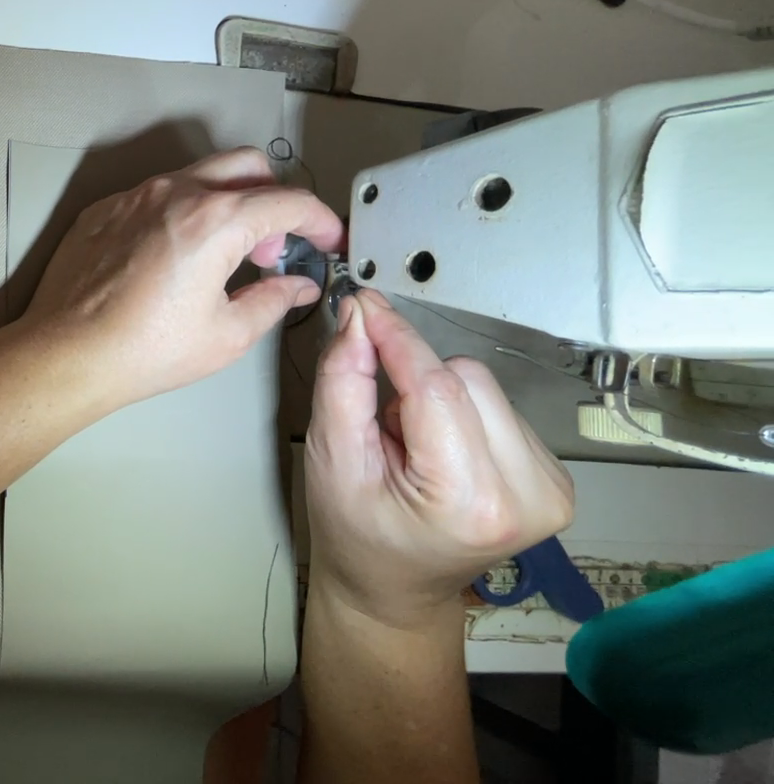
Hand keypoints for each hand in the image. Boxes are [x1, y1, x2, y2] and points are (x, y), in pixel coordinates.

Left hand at [18, 146, 343, 411]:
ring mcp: (131, 198)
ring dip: (223, 202)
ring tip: (220, 255)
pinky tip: (171, 256)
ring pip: (195, 176)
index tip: (325, 242)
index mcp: (213, 220)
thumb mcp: (227, 333)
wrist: (67, 352)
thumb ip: (273, 299)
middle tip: (268, 248)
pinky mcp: (102, 211)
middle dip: (272, 198)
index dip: (320, 222)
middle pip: (245, 167)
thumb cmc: (143, 349)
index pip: (290, 201)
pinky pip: (152, 196)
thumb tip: (295, 286)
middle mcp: (172, 194)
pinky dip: (177, 213)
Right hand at [305, 291, 573, 631]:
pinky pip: (497, 405)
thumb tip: (358, 319)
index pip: (438, 388)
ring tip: (406, 441)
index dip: (397, 337)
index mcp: (471, 498)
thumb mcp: (332, 457)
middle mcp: (532, 493)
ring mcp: (554, 487)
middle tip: (378, 422)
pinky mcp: (556, 477)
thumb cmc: (352, 528)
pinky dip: (456, 411)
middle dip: (411, 378)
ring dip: (434, 395)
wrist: (392, 585)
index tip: (362, 302)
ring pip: (484, 386)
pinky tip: (435, 447)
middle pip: (467, 378)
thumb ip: (343, 384)